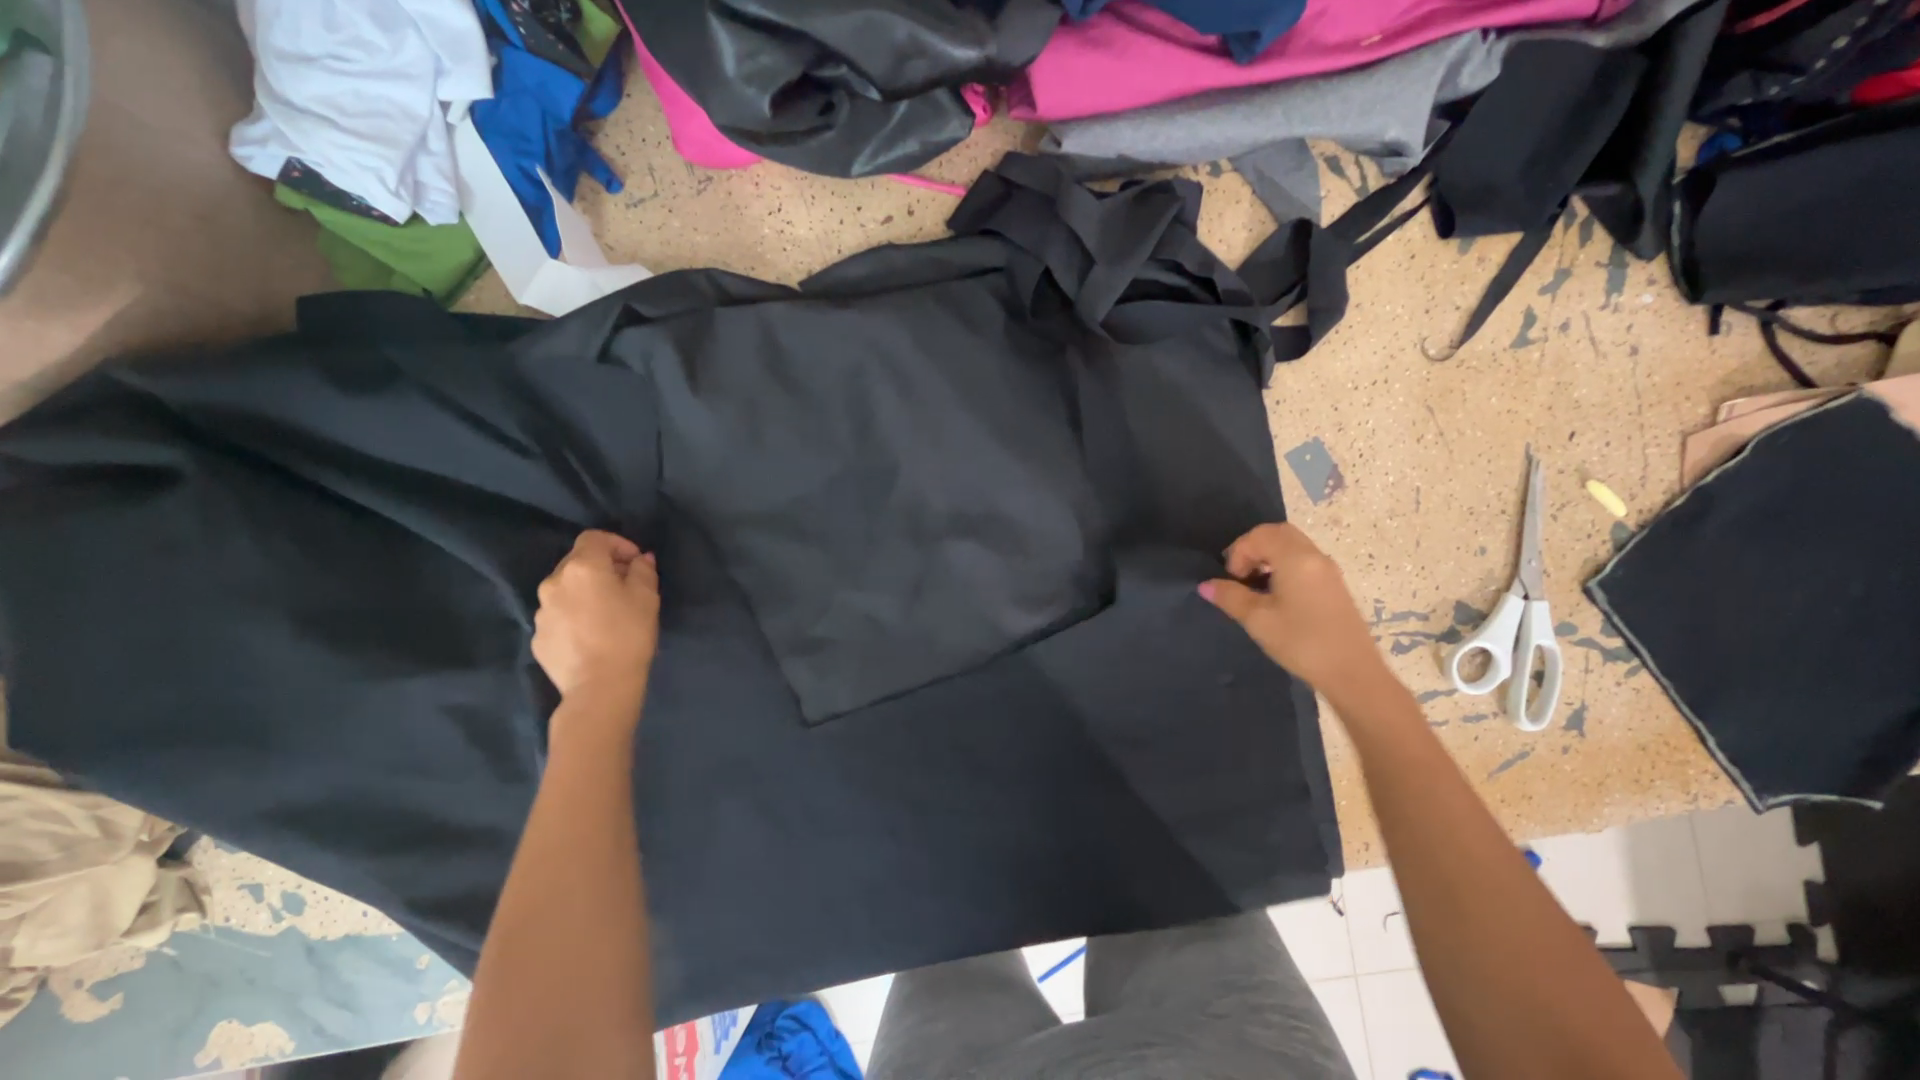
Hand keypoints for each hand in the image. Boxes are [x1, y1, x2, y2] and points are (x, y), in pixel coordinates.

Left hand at [532, 531, 659, 707]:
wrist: (599, 688)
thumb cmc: (628, 636)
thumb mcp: (647, 599)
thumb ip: (643, 571)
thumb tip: (640, 560)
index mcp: (582, 568)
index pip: (594, 538)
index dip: (617, 544)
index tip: (635, 563)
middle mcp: (554, 583)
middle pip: (576, 562)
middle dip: (601, 568)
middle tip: (624, 587)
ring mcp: (542, 611)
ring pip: (565, 590)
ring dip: (584, 593)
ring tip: (605, 615)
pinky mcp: (538, 637)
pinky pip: (558, 616)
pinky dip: (573, 617)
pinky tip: (590, 637)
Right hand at [1199, 523, 1388, 700]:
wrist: (1352, 672)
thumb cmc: (1302, 642)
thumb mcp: (1258, 620)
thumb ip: (1230, 597)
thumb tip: (1206, 585)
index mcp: (1295, 558)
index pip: (1260, 535)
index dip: (1239, 552)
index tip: (1232, 580)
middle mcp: (1314, 556)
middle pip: (1279, 533)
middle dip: (1254, 547)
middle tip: (1240, 575)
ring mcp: (1328, 570)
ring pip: (1293, 545)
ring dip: (1269, 556)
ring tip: (1256, 587)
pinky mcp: (1334, 585)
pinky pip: (1304, 560)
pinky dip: (1284, 565)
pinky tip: (1277, 596)